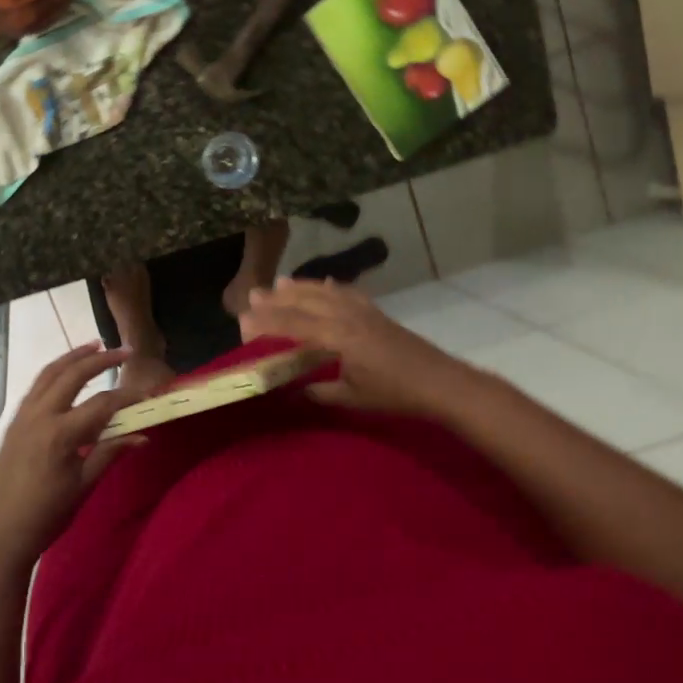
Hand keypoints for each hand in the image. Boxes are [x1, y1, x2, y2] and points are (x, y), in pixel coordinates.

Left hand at [0, 344, 140, 566]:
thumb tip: (142, 436)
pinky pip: (36, 387)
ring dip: (73, 357)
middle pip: (72, 375)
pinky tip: (67, 373)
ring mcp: (23, 416)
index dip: (127, 397)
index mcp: (60, 434)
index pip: (102, 404)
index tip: (148, 392)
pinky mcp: (14, 422)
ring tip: (95, 345)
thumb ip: (111, 453)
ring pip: (49, 374)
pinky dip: (54, 373)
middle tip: (124, 351)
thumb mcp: (84, 485)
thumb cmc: (48, 514)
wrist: (2, 533)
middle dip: (100, 359)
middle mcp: (39, 416)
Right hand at [239, 277, 471, 416]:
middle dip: (276, 299)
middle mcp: (347, 316)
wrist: (439, 382)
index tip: (243, 321)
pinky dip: (331, 287)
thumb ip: (321, 392)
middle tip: (252, 295)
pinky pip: (347, 293)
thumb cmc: (395, 394)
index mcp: (338, 336)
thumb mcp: (353, 398)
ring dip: (300, 287)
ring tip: (279, 284)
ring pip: (325, 292)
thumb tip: (296, 390)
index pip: (294, 324)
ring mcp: (363, 311)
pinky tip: (325, 284)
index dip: (266, 322)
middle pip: (305, 302)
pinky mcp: (376, 313)